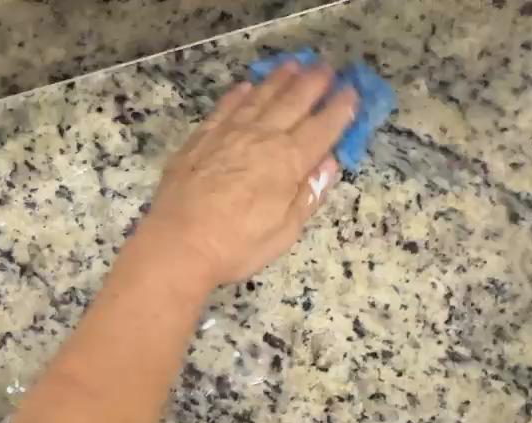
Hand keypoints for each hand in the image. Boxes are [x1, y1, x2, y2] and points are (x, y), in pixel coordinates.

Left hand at [135, 62, 358, 287]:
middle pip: (295, 101)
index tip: (352, 94)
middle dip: (314, 83)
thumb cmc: (235, 247)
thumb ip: (308, 196)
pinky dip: (239, 95)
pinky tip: (246, 88)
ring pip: (262, 96)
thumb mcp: (283, 233)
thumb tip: (329, 165)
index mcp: (289, 163)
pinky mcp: (202, 139)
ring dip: (280, 79)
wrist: (179, 244)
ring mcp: (230, 134)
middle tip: (326, 70)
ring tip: (293, 66)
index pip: (323, 127)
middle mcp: (263, 138)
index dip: (340, 109)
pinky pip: (226, 107)